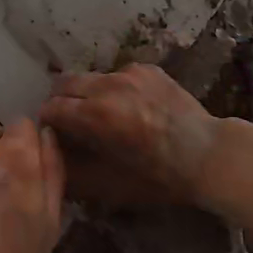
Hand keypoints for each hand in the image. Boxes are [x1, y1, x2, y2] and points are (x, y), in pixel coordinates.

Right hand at [39, 64, 221, 207]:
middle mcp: (110, 85)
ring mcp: (131, 72)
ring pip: (92, 77)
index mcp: (97, 114)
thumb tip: (49, 153)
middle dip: (61, 101)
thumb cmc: (156, 177)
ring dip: (87, 94)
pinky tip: (129, 109)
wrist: (206, 153)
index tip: (50, 135)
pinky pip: (118, 75)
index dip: (46, 122)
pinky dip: (113, 90)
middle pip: (65, 82)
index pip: (52, 106)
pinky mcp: (148, 68)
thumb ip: (71, 168)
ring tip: (101, 117)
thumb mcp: (108, 184)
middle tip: (68, 124)